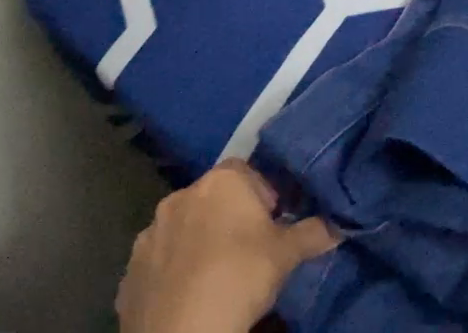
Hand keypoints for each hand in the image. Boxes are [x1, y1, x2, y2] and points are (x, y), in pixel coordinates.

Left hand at [116, 160, 339, 332]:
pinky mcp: (127, 275)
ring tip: (218, 275)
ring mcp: (147, 237)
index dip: (263, 193)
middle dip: (229, 217)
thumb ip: (315, 232)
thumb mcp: (289, 253)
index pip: (246, 170)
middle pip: (213, 198)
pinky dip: (173, 273)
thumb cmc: (240, 277)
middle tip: (250, 248)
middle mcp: (180, 198)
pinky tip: (190, 296)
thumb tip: (340, 225)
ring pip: (183, 229)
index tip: (273, 221)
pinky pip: (159, 263)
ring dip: (198, 242)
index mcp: (220, 182)